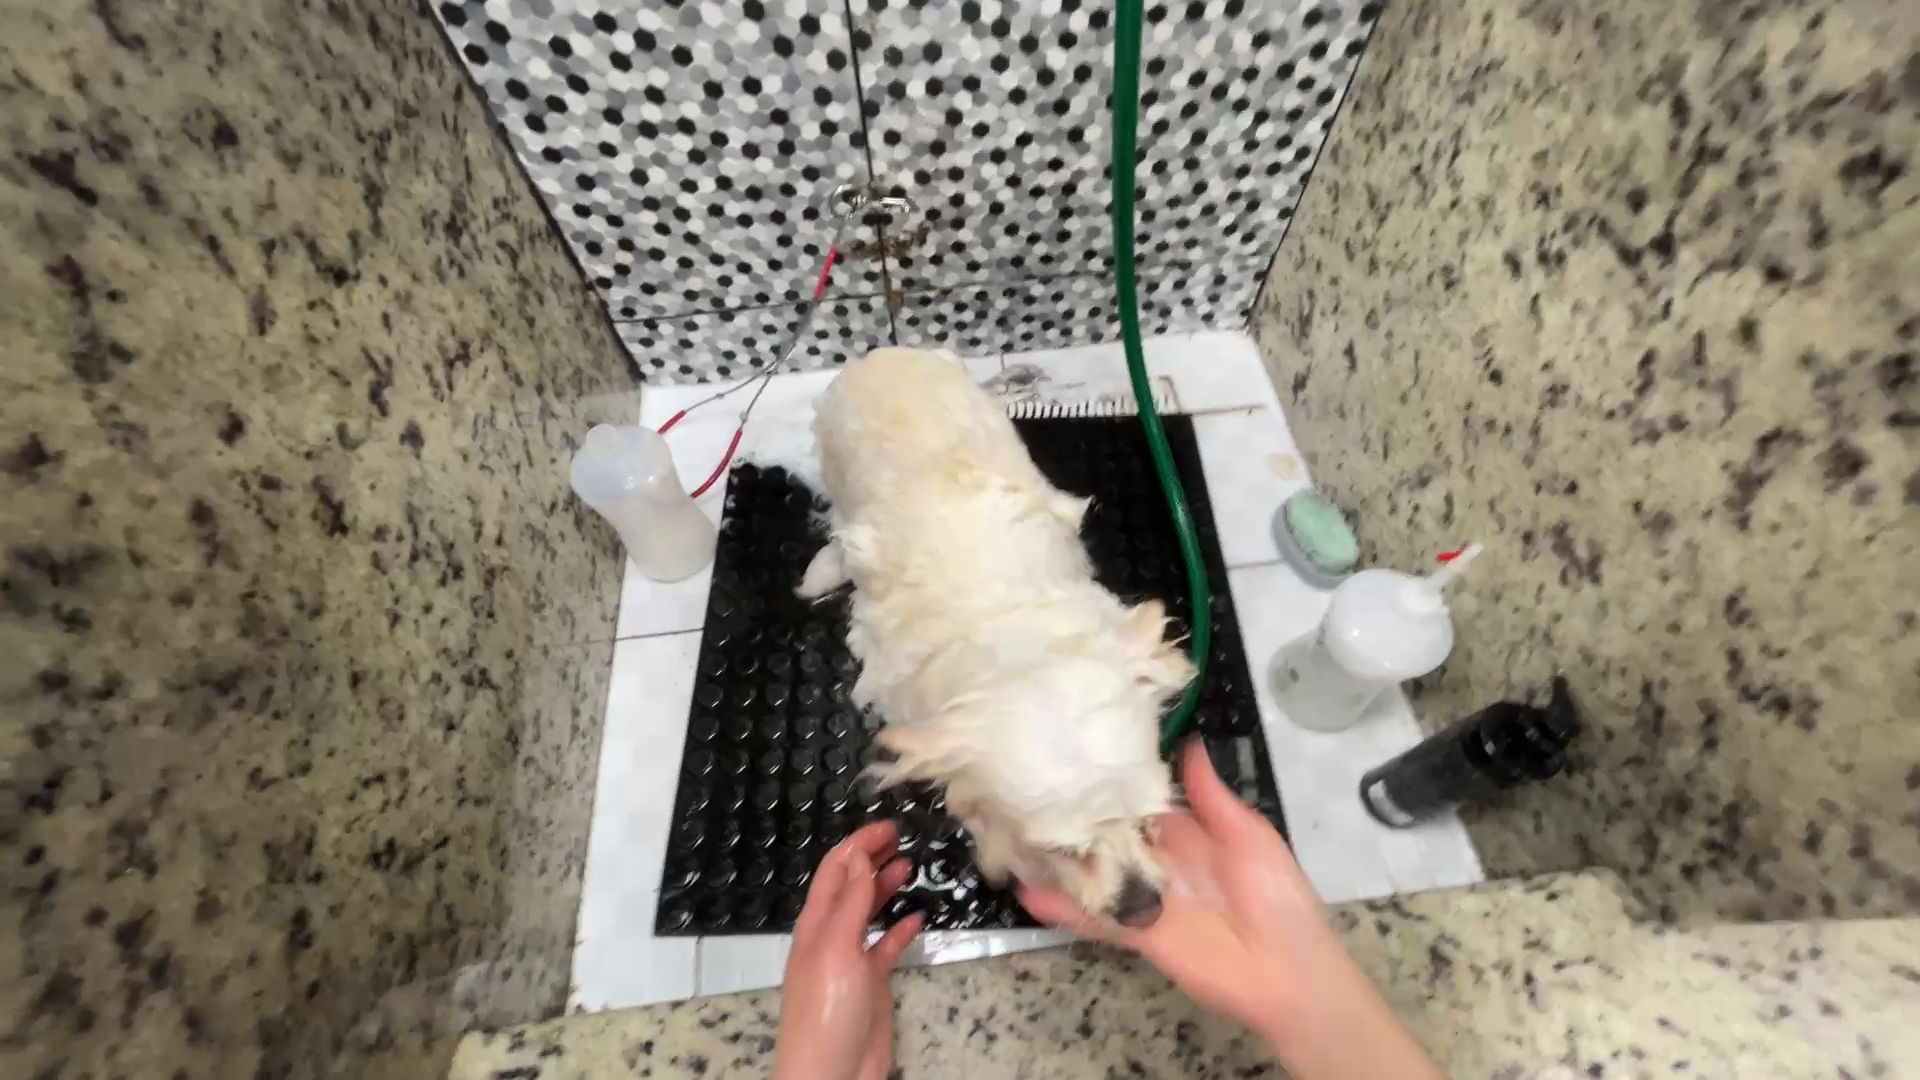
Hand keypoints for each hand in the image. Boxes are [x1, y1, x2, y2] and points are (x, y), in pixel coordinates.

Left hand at [772, 821, 924, 1079]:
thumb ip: (850, 900)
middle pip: (851, 884)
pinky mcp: (870, 982)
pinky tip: (917, 917)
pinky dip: (900, 928)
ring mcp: (851, 959)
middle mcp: (832, 934)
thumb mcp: (838, 947)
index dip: (859, 844)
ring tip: (909, 865)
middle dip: (872, 857)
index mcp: (817, 923)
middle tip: (901, 838)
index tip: (889, 826)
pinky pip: (886, 946)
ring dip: (885, 886)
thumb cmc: (827, 1010)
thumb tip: (858, 854)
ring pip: (868, 911)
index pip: (836, 869)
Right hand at [1017, 741, 1442, 1079]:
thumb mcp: (1248, 833)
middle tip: (1025, 779)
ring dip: (1056, 856)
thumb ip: (1210, 794)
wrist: (1288, 970)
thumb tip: (1187, 739)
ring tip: (1012, 831)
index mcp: (1180, 827)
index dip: (1108, 772)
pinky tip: (1026, 892)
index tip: (1074, 742)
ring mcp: (1140, 891)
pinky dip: (1060, 905)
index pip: (1135, 793)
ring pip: (1091, 867)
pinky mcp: (1134, 927)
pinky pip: (1093, 914)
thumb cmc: (1276, 894)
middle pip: (1105, 827)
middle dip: (1071, 808)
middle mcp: (1153, 855)